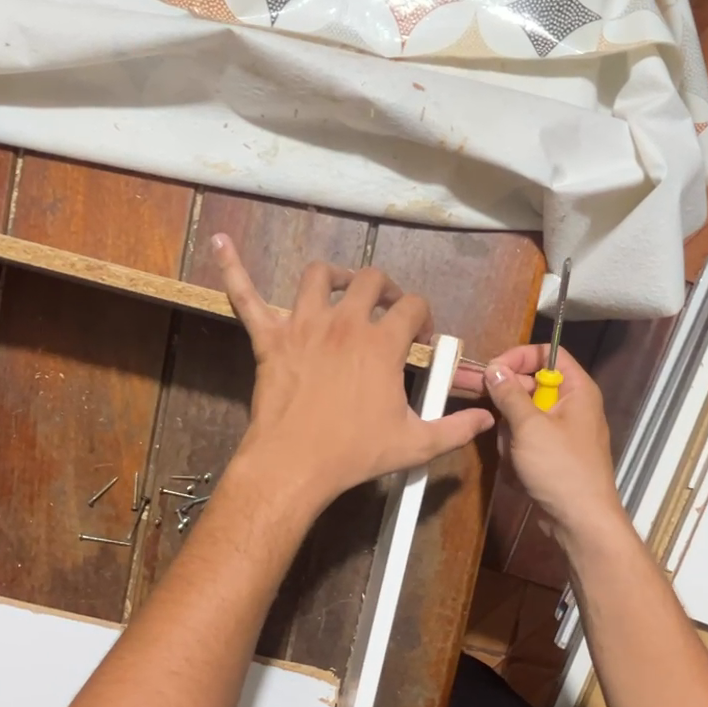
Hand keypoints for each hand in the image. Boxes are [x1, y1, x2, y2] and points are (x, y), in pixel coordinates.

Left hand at [212, 234, 494, 511]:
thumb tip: (487, 417)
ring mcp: (303, 325)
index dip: (422, 318)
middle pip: (371, 280)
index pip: (413, 307)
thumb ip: (455, 428)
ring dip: (334, 277)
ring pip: (319, 276)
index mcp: (382, 343)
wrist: (296, 464)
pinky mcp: (269, 337)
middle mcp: (345, 322)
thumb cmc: (355, 453)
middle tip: (388, 310)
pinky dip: (233, 267)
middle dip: (386, 289)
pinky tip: (220, 242)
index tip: (421, 338)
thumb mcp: (415, 444)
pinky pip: (245, 296)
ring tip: (341, 289)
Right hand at [466, 343, 628, 543]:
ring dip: (511, 432)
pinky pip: (527, 440)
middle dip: (509, 403)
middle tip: (491, 414)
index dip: (519, 357)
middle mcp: (573, 405)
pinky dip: (517, 451)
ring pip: (524, 416)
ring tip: (512, 453)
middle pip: (533, 385)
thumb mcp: (529, 426)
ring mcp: (563, 432)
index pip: (548, 353)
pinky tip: (516, 468)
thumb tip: (494, 368)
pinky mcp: (554, 455)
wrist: (580, 520)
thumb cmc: (559, 467)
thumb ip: (509, 394)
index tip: (492, 371)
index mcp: (577, 389)